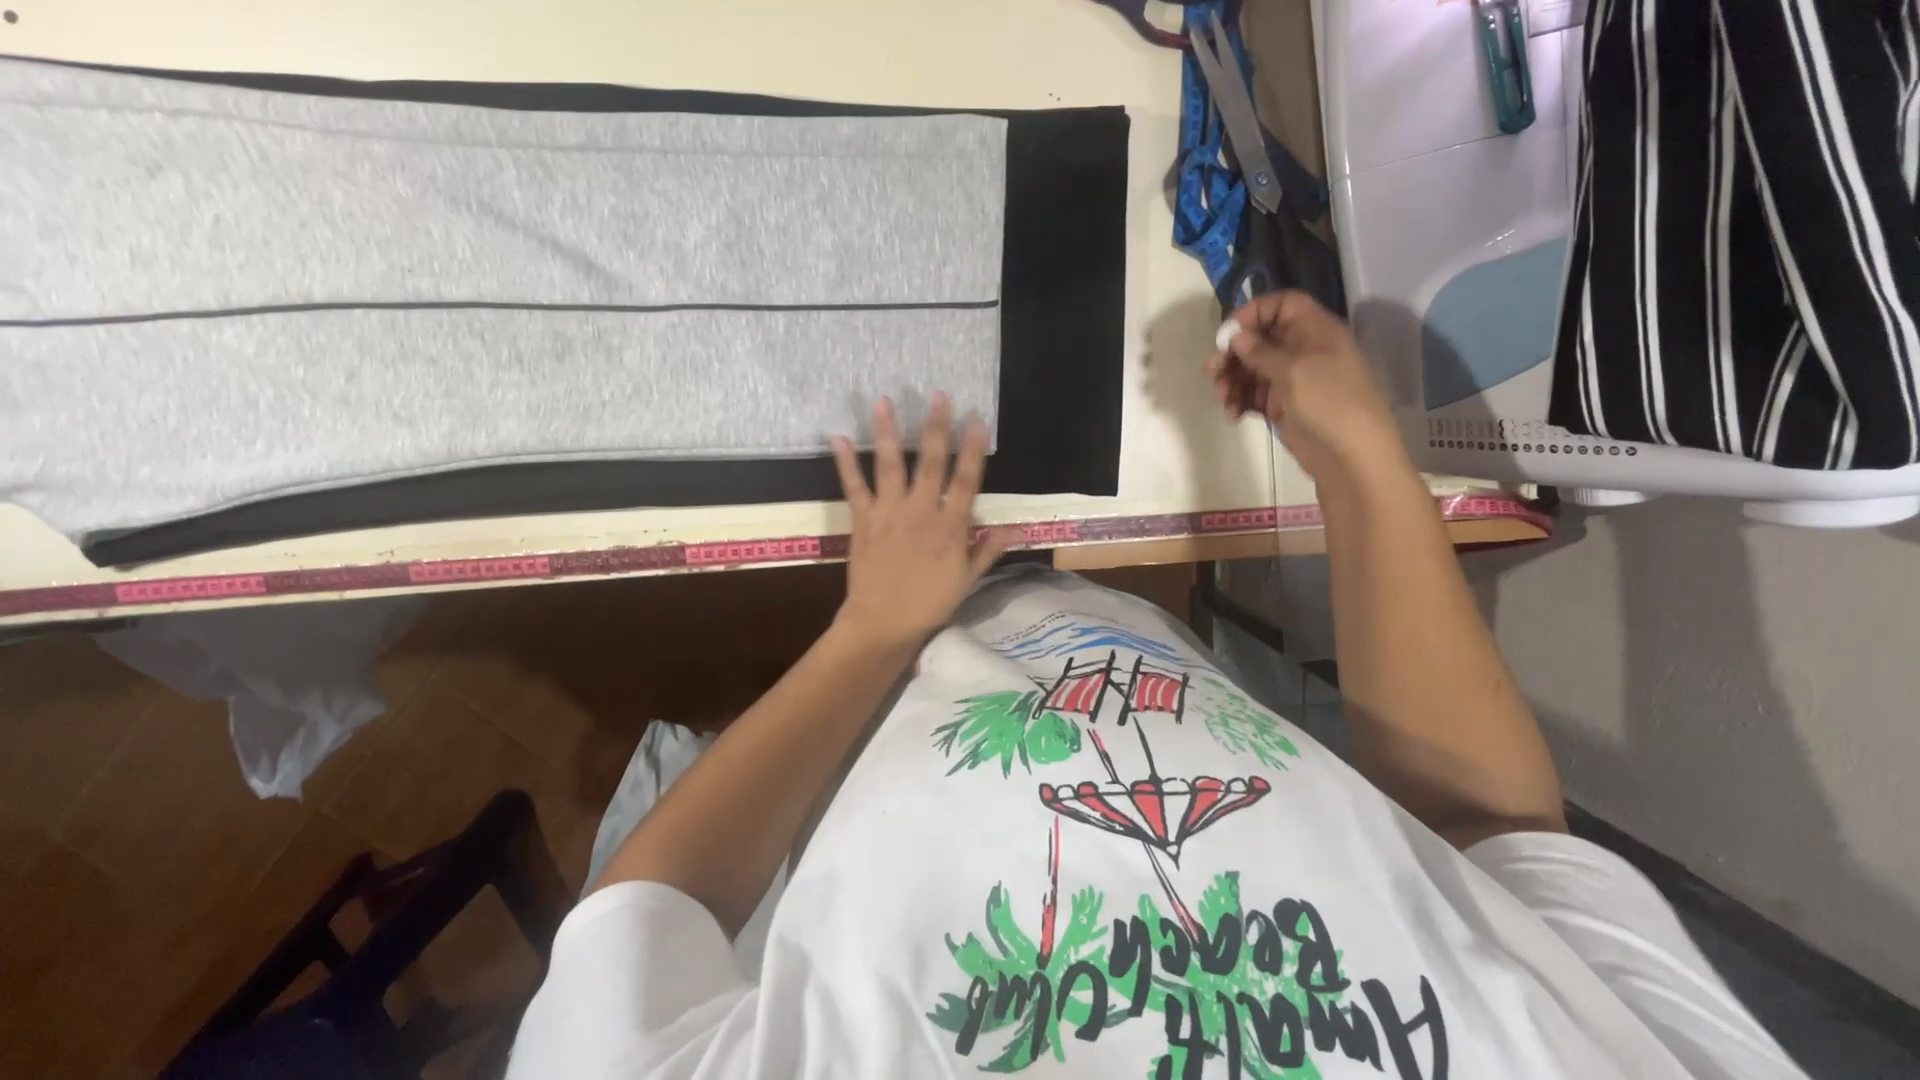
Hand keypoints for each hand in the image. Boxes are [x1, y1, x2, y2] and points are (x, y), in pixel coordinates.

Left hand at [830, 393, 1013, 649]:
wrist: (883, 623)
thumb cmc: (929, 604)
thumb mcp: (966, 580)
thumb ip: (987, 550)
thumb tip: (1016, 528)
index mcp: (950, 527)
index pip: (965, 480)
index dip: (973, 448)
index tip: (977, 418)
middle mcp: (921, 512)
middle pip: (931, 463)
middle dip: (936, 427)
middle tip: (938, 394)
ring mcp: (889, 514)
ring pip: (891, 466)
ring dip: (889, 432)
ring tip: (884, 401)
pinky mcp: (863, 520)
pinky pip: (854, 487)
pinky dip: (845, 463)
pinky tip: (839, 437)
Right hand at [1206, 290, 1408, 486]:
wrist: (1350, 455)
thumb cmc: (1328, 401)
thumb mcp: (1294, 369)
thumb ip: (1260, 351)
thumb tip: (1237, 337)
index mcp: (1314, 331)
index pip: (1282, 305)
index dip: (1254, 312)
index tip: (1229, 332)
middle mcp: (1302, 350)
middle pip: (1260, 339)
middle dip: (1233, 353)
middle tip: (1212, 370)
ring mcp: (1292, 380)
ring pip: (1252, 369)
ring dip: (1232, 381)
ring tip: (1222, 399)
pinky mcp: (1283, 406)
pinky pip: (1254, 396)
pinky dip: (1240, 401)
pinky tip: (1233, 414)